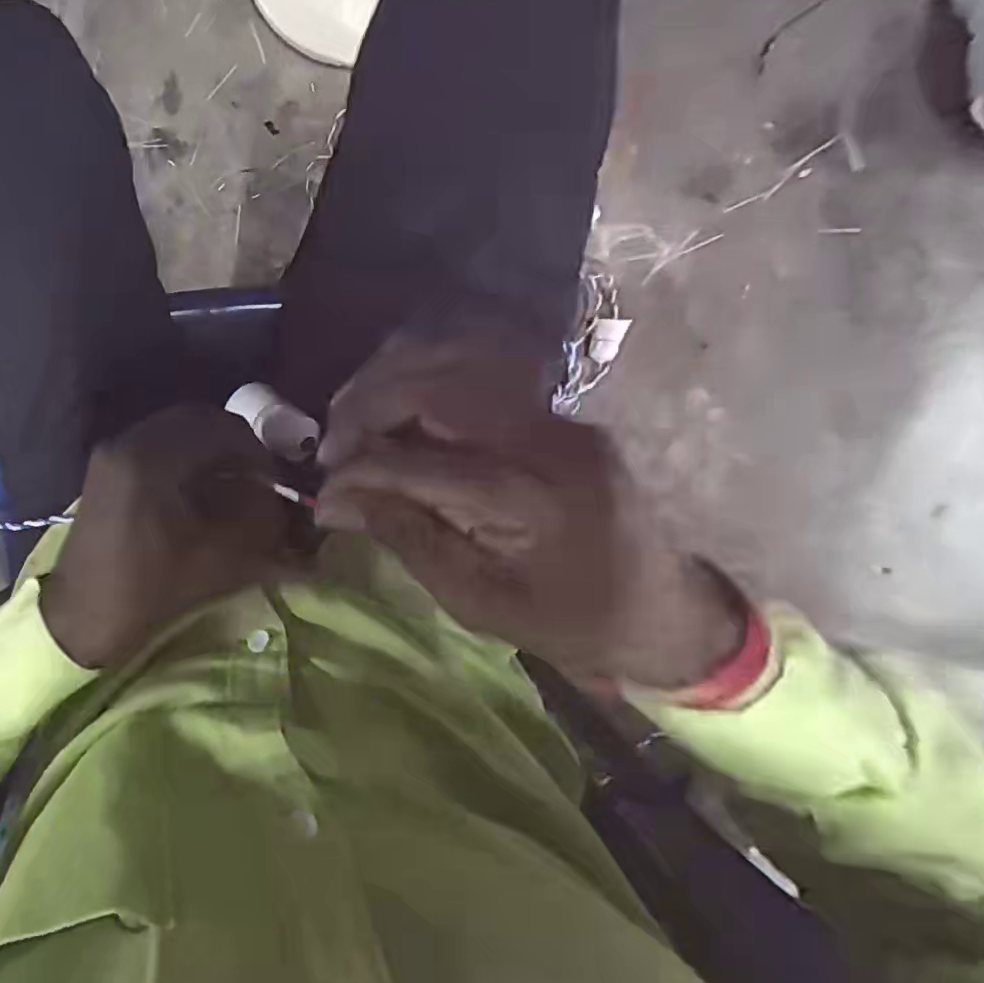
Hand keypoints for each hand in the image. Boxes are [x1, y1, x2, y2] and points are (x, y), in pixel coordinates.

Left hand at [41, 404, 300, 667]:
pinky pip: (155, 444)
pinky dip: (184, 455)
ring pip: (174, 430)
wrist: (82, 617)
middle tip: (258, 475)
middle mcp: (127, 442)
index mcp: (150, 459)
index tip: (274, 479)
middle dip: (233, 443)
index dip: (255, 450)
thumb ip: (258, 519)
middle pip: (195, 420)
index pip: (218, 428)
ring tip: (233, 482)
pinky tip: (199, 488)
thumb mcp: (217, 560)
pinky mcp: (105, 467)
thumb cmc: (148, 590)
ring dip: (209, 448)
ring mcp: (111, 452)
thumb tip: (276, 495)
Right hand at [315, 337, 743, 688]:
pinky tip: (393, 402)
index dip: (355, 471)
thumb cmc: (565, 620)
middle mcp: (545, 438)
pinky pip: (476, 370)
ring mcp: (556, 414)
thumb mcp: (474, 599)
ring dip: (389, 382)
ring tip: (351, 420)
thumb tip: (331, 502)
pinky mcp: (555, 409)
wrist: (661, 608)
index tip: (323, 492)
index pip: (414, 462)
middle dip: (364, 410)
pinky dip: (423, 375)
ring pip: (454, 362)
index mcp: (526, 498)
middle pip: (434, 388)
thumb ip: (402, 537)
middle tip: (330, 446)